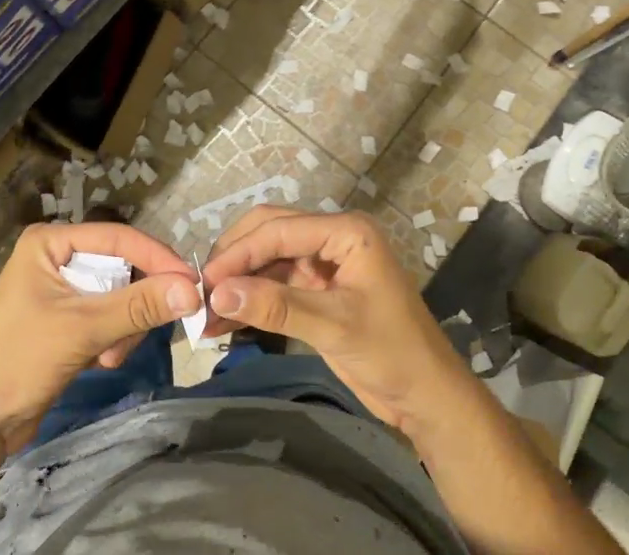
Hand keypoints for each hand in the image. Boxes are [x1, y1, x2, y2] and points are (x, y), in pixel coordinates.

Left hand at [0, 222, 200, 450]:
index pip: (118, 237)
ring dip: (124, 327)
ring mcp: (60, 290)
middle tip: (150, 328)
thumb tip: (194, 290)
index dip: (158, 258)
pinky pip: (108, 317)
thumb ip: (139, 306)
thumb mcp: (83, 328)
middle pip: (122, 266)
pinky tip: (100, 361)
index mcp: (50, 242)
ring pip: (120, 295)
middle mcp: (55, 257)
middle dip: (134, 303)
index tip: (193, 285)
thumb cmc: (19, 361)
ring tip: (109, 355)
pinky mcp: (65, 321)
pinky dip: (113, 338)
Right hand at [202, 208, 473, 431]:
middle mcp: (334, 238)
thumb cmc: (392, 353)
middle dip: (235, 259)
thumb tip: (218, 294)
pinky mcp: (319, 290)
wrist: (428, 397)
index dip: (239, 253)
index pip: (280, 230)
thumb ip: (276, 306)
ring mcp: (326, 263)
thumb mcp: (333, 327)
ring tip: (205, 311)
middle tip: (201, 289)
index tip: (205, 282)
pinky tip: (225, 320)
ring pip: (269, 259)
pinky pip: (276, 284)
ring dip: (239, 282)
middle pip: (271, 232)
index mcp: (347, 232)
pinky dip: (251, 299)